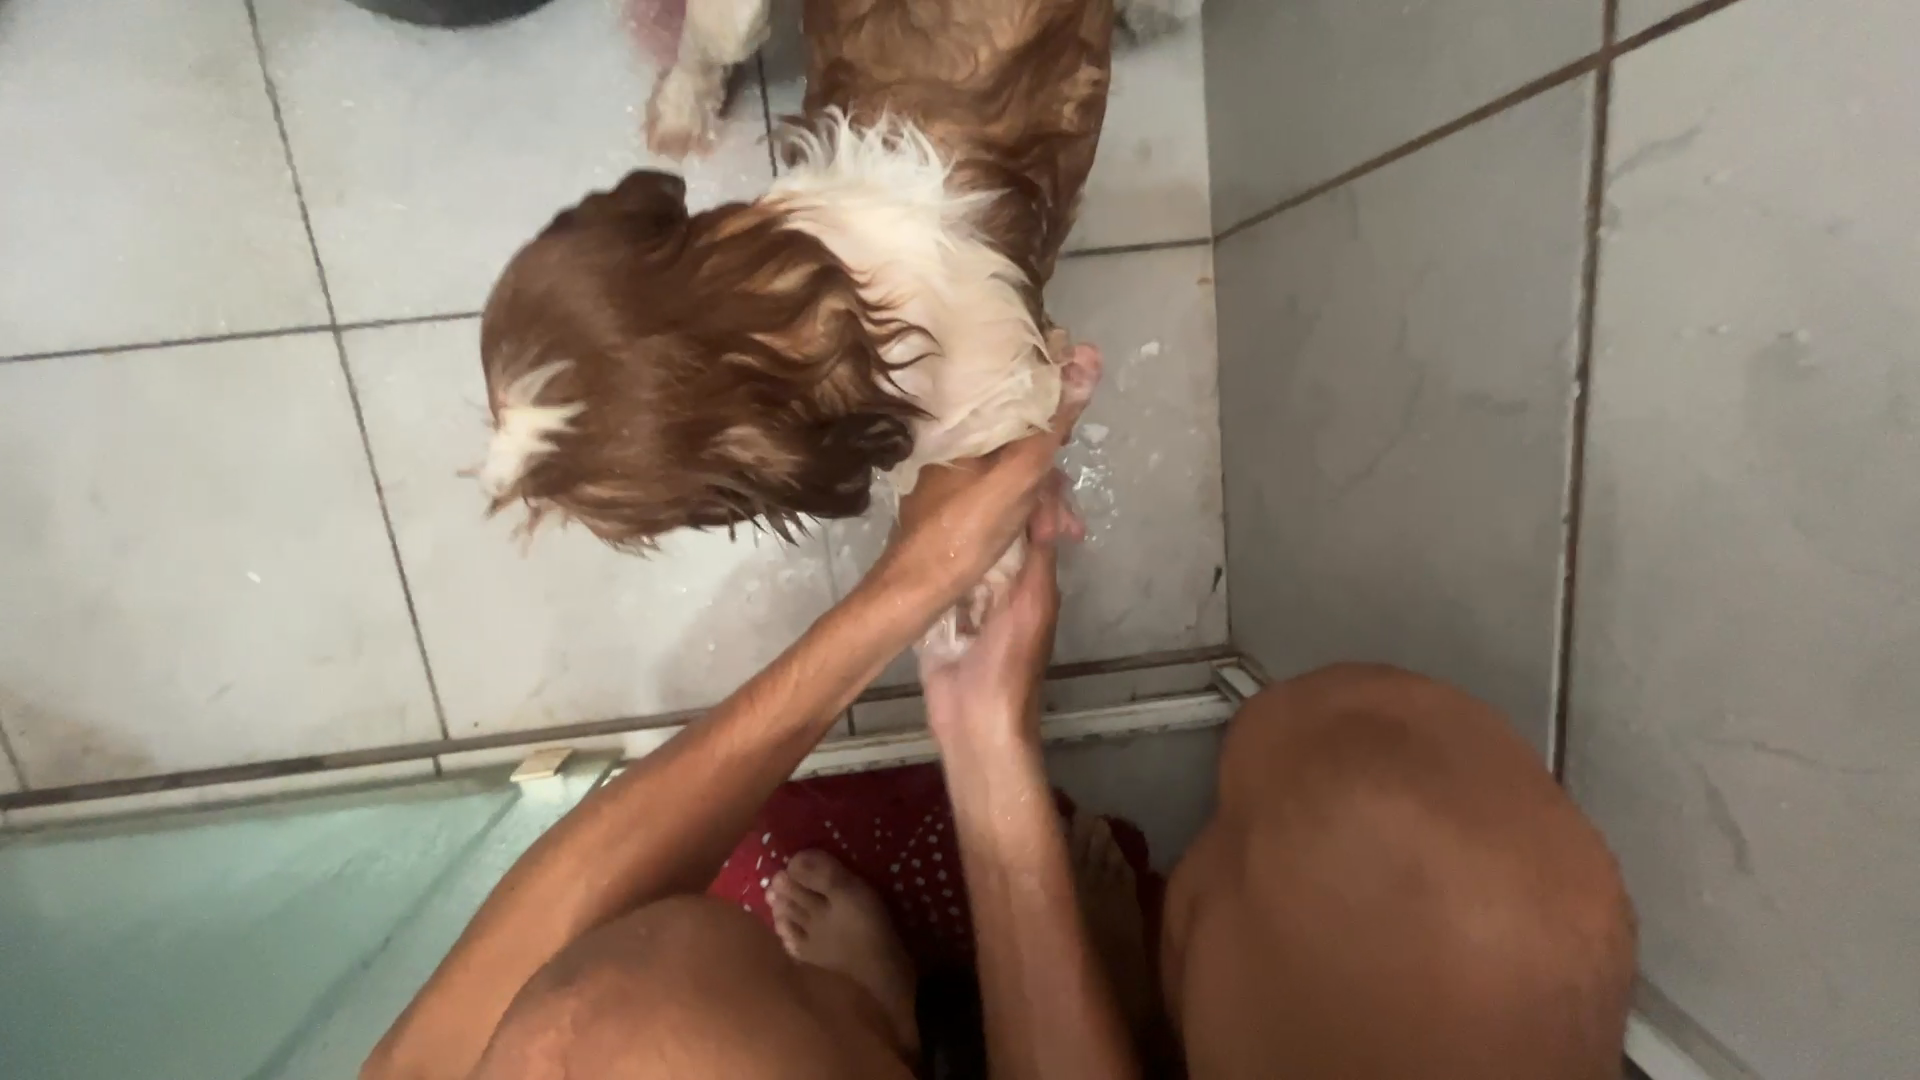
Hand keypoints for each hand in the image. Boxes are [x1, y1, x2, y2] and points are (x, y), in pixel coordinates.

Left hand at [872, 343, 1100, 610]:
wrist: (919, 590)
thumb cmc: (966, 529)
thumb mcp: (1018, 473)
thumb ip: (1052, 422)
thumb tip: (1088, 354)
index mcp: (961, 421)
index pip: (1013, 388)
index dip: (1052, 401)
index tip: (1072, 433)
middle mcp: (953, 441)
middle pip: (1018, 434)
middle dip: (1053, 466)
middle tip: (1067, 503)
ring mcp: (953, 473)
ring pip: (1013, 467)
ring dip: (1046, 496)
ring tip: (1065, 530)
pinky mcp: (955, 502)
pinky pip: (1003, 490)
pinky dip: (1028, 507)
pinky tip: (1046, 532)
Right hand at [921, 476, 1082, 748]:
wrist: (975, 720)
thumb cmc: (1011, 660)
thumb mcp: (1033, 602)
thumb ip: (1038, 556)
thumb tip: (1043, 500)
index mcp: (1028, 581)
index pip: (1024, 530)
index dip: (1015, 500)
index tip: (997, 460)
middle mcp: (997, 587)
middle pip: (986, 543)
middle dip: (973, 517)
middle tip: (950, 473)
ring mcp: (964, 605)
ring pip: (957, 562)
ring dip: (946, 540)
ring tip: (926, 497)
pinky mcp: (935, 621)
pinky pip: (931, 588)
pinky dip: (923, 569)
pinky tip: (909, 540)